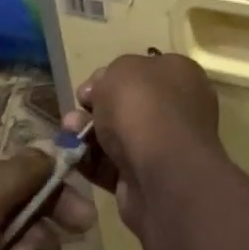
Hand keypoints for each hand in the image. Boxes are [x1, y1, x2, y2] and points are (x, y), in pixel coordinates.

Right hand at [63, 53, 222, 230]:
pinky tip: (71, 158)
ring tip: (68, 134)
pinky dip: (90, 161)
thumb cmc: (145, 107)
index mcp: (180, 75)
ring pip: (116, 136)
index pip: (142, 71)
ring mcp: (162, 147)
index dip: (111, 77)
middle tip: (73, 114)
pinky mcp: (144, 179)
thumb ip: (111, 74)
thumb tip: (104, 88)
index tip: (88, 88)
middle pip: (127, 105)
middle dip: (95, 108)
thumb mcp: (122, 70)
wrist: (162, 173)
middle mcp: (176, 109)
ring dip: (87, 134)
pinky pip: (111, 166)